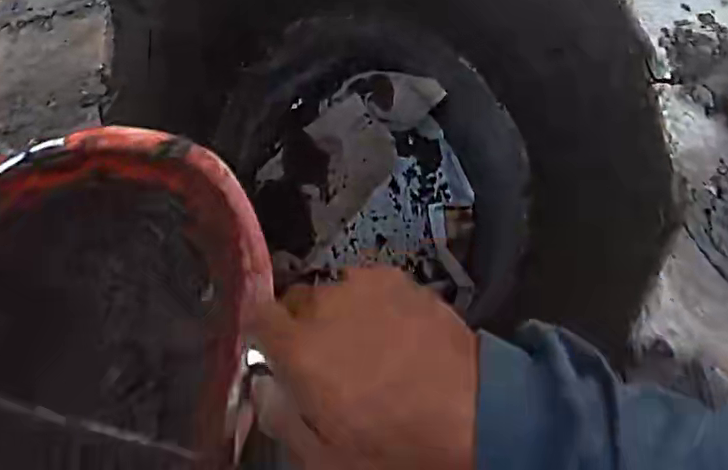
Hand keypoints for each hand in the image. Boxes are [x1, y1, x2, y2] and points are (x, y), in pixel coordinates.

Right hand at [249, 267, 476, 469]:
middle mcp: (326, 304)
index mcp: (300, 348)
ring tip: (364, 347)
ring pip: (333, 292)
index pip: (257, 315)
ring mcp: (362, 284)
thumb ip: (282, 418)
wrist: (470, 409)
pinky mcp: (395, 276)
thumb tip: (264, 387)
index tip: (271, 350)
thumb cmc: (394, 445)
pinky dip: (369, 303)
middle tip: (325, 361)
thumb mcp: (327, 458)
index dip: (261, 331)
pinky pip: (366, 285)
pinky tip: (391, 332)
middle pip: (296, 302)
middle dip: (302, 327)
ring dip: (337, 313)